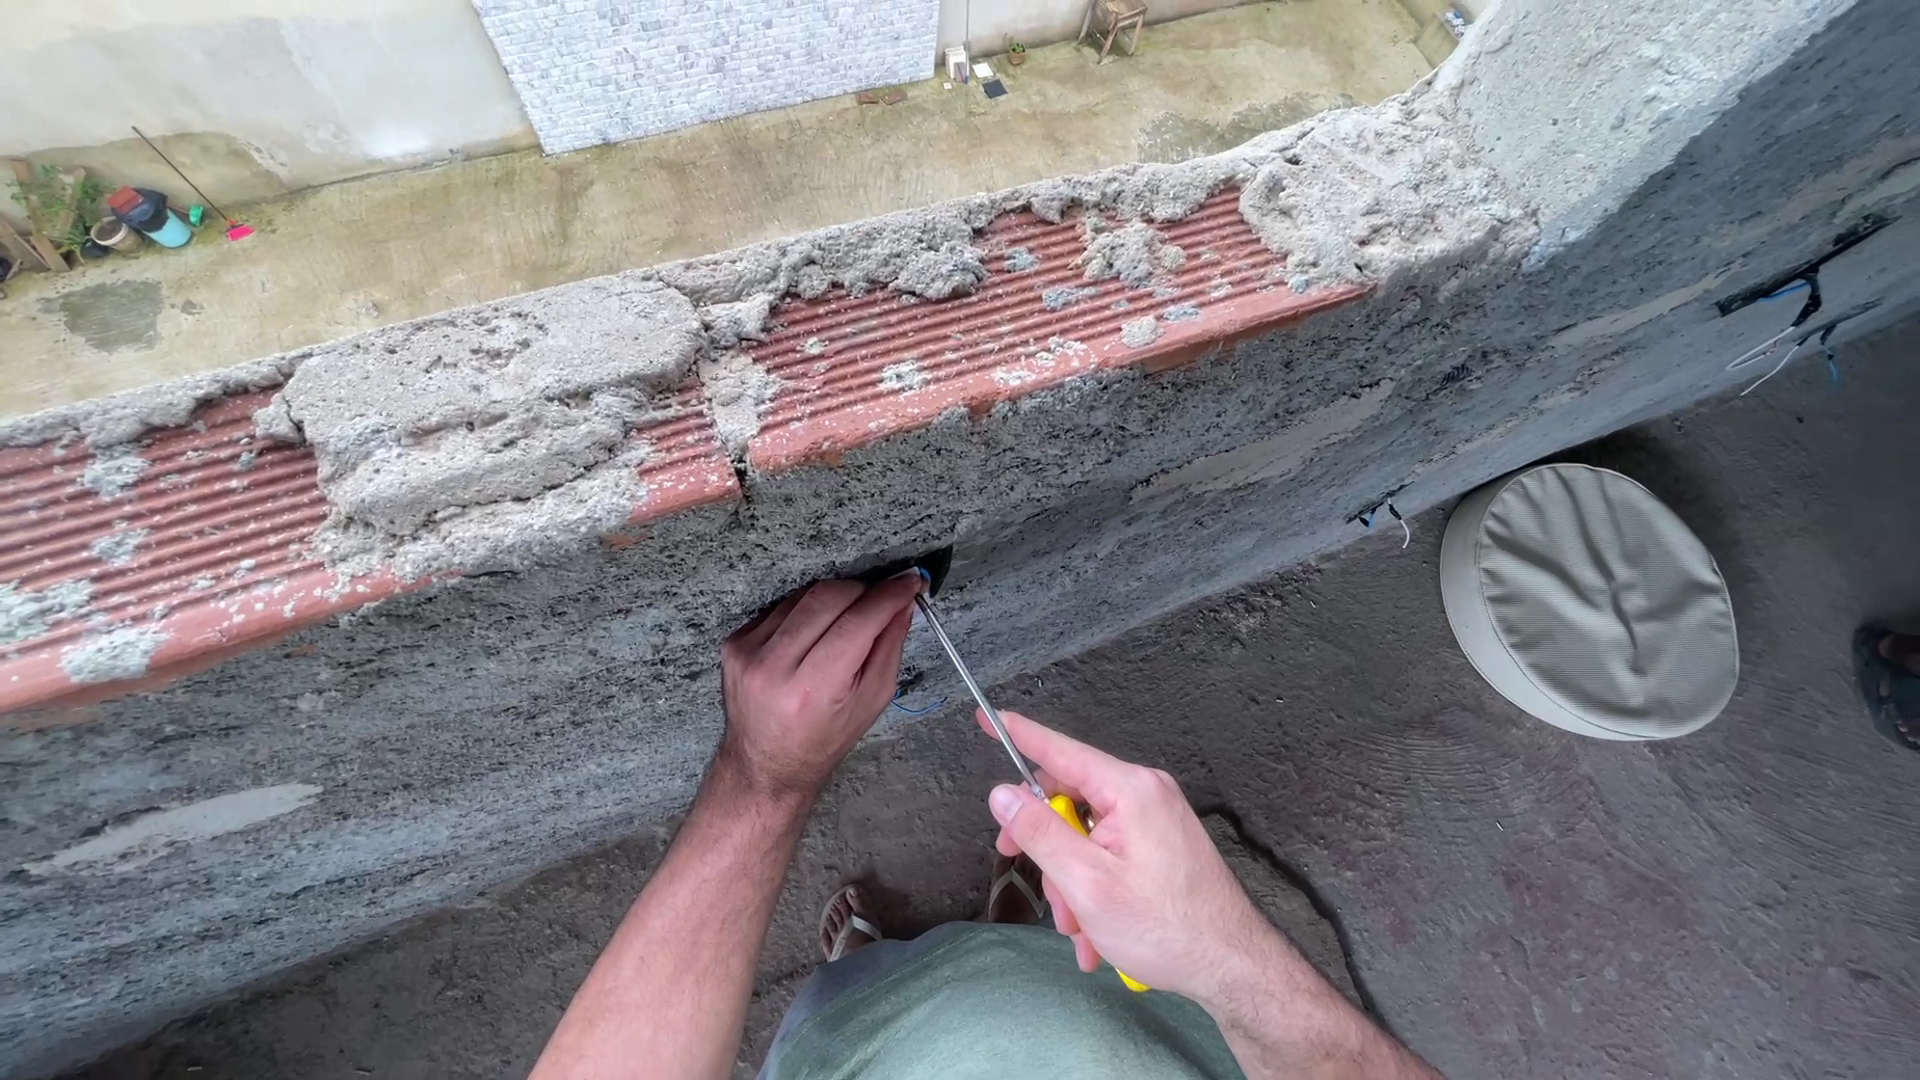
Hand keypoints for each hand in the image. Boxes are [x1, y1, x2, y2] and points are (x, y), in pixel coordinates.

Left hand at [716, 574, 921, 797]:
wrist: (765, 765)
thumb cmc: (822, 739)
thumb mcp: (872, 700)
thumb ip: (890, 646)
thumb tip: (903, 602)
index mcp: (813, 690)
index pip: (859, 621)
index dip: (890, 595)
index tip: (909, 581)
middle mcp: (775, 667)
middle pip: (830, 596)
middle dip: (865, 591)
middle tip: (881, 601)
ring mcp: (749, 653)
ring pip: (806, 594)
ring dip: (836, 599)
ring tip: (845, 624)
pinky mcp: (735, 643)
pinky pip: (783, 605)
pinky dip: (808, 610)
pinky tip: (814, 634)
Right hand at [979, 709, 1274, 1003]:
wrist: (1236, 969)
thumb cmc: (1167, 928)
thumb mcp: (1088, 884)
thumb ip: (1040, 832)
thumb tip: (1003, 794)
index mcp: (1129, 789)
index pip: (1059, 750)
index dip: (1018, 734)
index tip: (987, 717)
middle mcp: (1144, 791)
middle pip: (1069, 800)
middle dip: (1050, 851)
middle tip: (1047, 894)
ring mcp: (1154, 816)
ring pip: (1085, 834)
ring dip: (1073, 882)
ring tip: (1084, 930)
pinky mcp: (1160, 841)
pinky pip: (1109, 850)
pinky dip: (1095, 887)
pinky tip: (1099, 931)